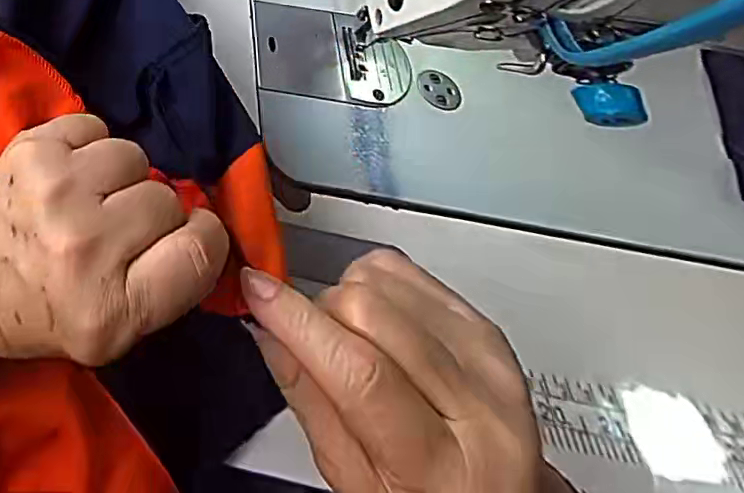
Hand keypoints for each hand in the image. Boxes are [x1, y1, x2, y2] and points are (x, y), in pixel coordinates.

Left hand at [0, 113, 227, 366]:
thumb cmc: (34, 310)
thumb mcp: (111, 335)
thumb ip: (164, 287)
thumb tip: (201, 225)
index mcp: (111, 307)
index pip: (198, 251)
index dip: (202, 237)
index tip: (188, 233)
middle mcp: (84, 243)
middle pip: (165, 200)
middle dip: (151, 211)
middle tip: (118, 223)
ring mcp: (55, 188)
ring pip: (132, 155)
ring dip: (120, 174)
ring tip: (92, 193)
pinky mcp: (30, 148)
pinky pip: (92, 125)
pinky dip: (88, 143)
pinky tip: (69, 170)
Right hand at [241, 251, 567, 492]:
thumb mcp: (348, 474)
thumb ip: (304, 397)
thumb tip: (264, 327)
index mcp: (438, 462)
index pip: (359, 371)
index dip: (296, 318)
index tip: (254, 287)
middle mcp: (478, 411)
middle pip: (368, 311)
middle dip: (318, 310)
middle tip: (312, 337)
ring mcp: (489, 365)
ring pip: (380, 282)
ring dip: (345, 295)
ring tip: (352, 335)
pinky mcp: (486, 330)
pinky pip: (403, 269)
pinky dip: (372, 279)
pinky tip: (378, 317)